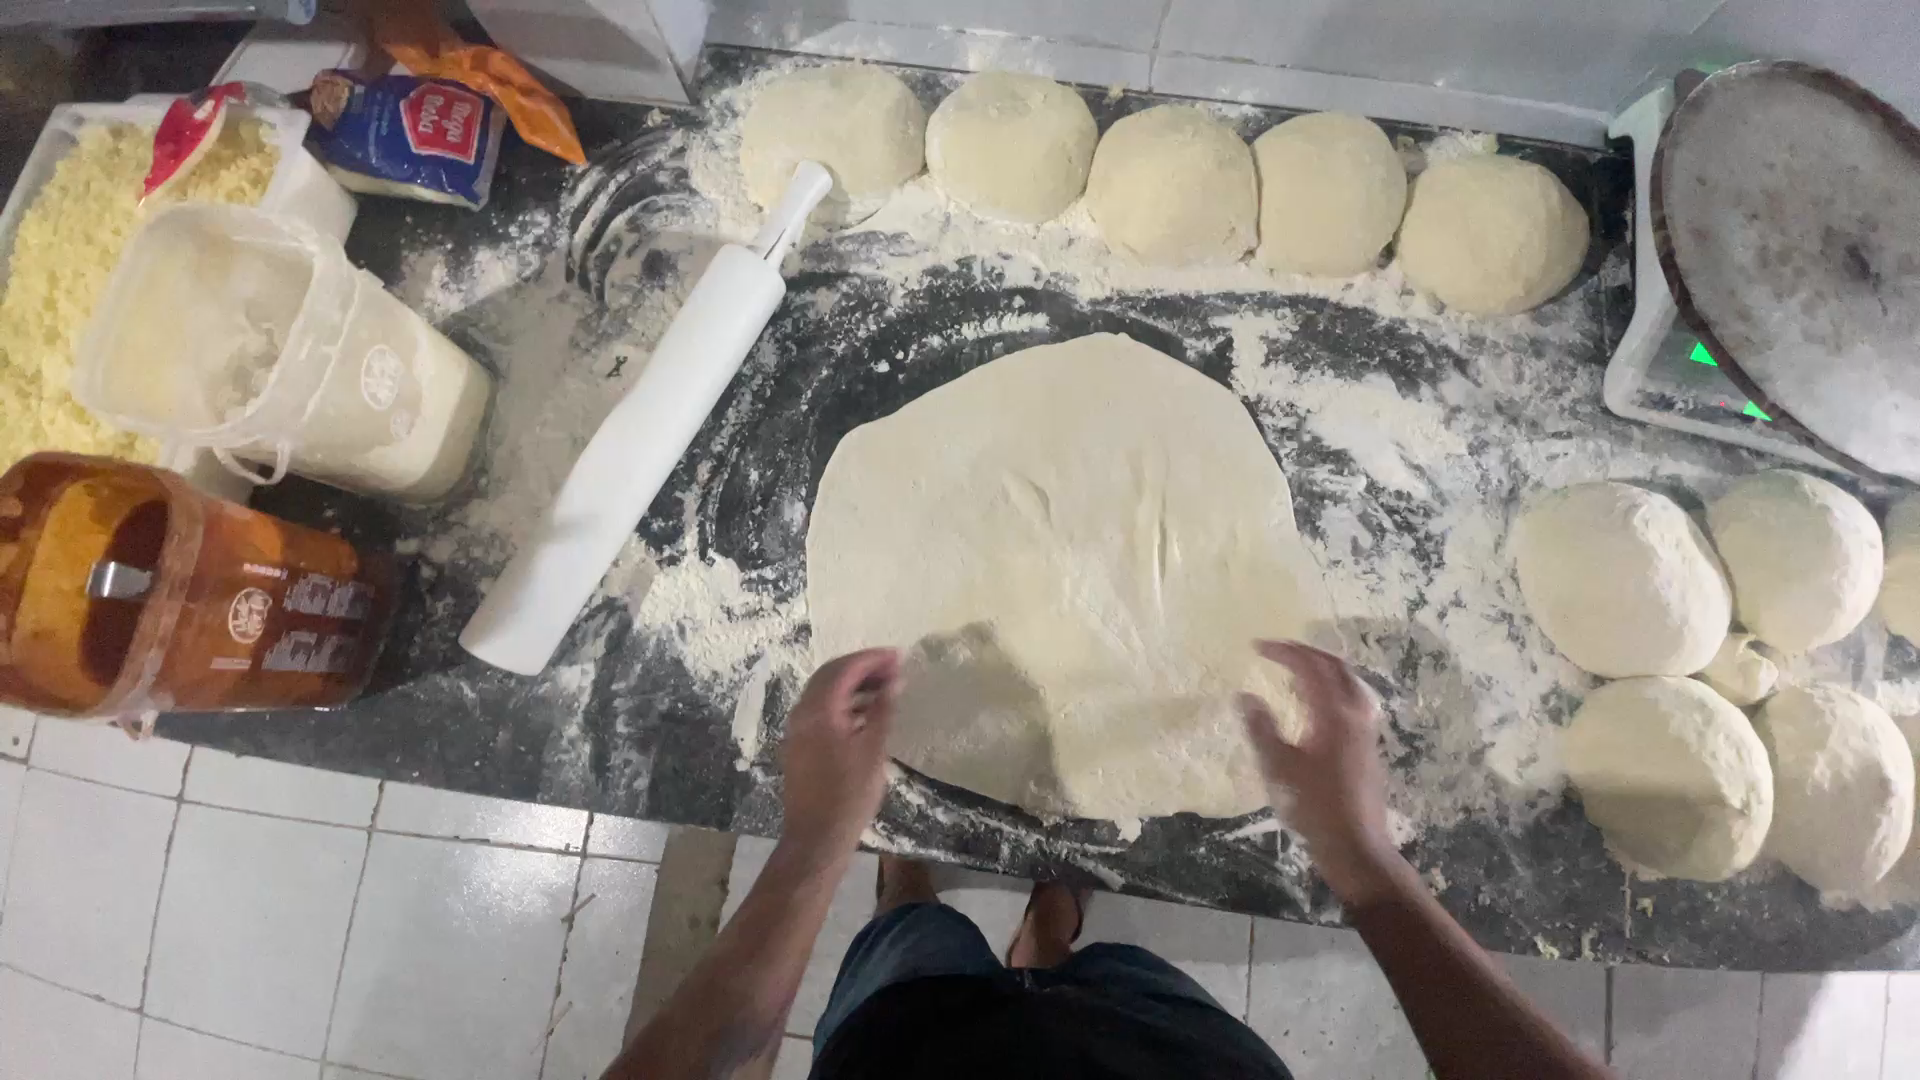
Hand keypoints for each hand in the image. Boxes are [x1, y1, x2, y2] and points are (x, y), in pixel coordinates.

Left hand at [779, 648, 899, 866]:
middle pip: (831, 674)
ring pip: (824, 691)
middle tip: (893, 668)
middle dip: (862, 667)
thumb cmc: (849, 796)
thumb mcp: (874, 750)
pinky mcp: (799, 743)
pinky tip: (866, 712)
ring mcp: (797, 729)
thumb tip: (894, 680)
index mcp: (819, 711)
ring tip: (885, 687)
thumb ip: (882, 709)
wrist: (816, 839)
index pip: (845, 669)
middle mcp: (802, 713)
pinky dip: (843, 701)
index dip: (872, 659)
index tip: (899, 656)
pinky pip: (821, 709)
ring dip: (853, 683)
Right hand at [1239, 640, 1406, 906]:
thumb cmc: (1313, 806)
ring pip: (1348, 682)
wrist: (1356, 847)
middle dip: (1305, 652)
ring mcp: (1365, 731)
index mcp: (1333, 715)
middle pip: (1335, 667)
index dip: (1284, 651)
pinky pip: (1351, 699)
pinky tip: (1312, 703)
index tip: (1256, 647)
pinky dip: (1330, 687)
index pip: (1310, 667)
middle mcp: (1355, 715)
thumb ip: (1261, 727)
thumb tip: (1245, 696)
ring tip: (1293, 670)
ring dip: (1320, 668)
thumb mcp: (1277, 766)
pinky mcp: (1366, 745)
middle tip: (1276, 650)